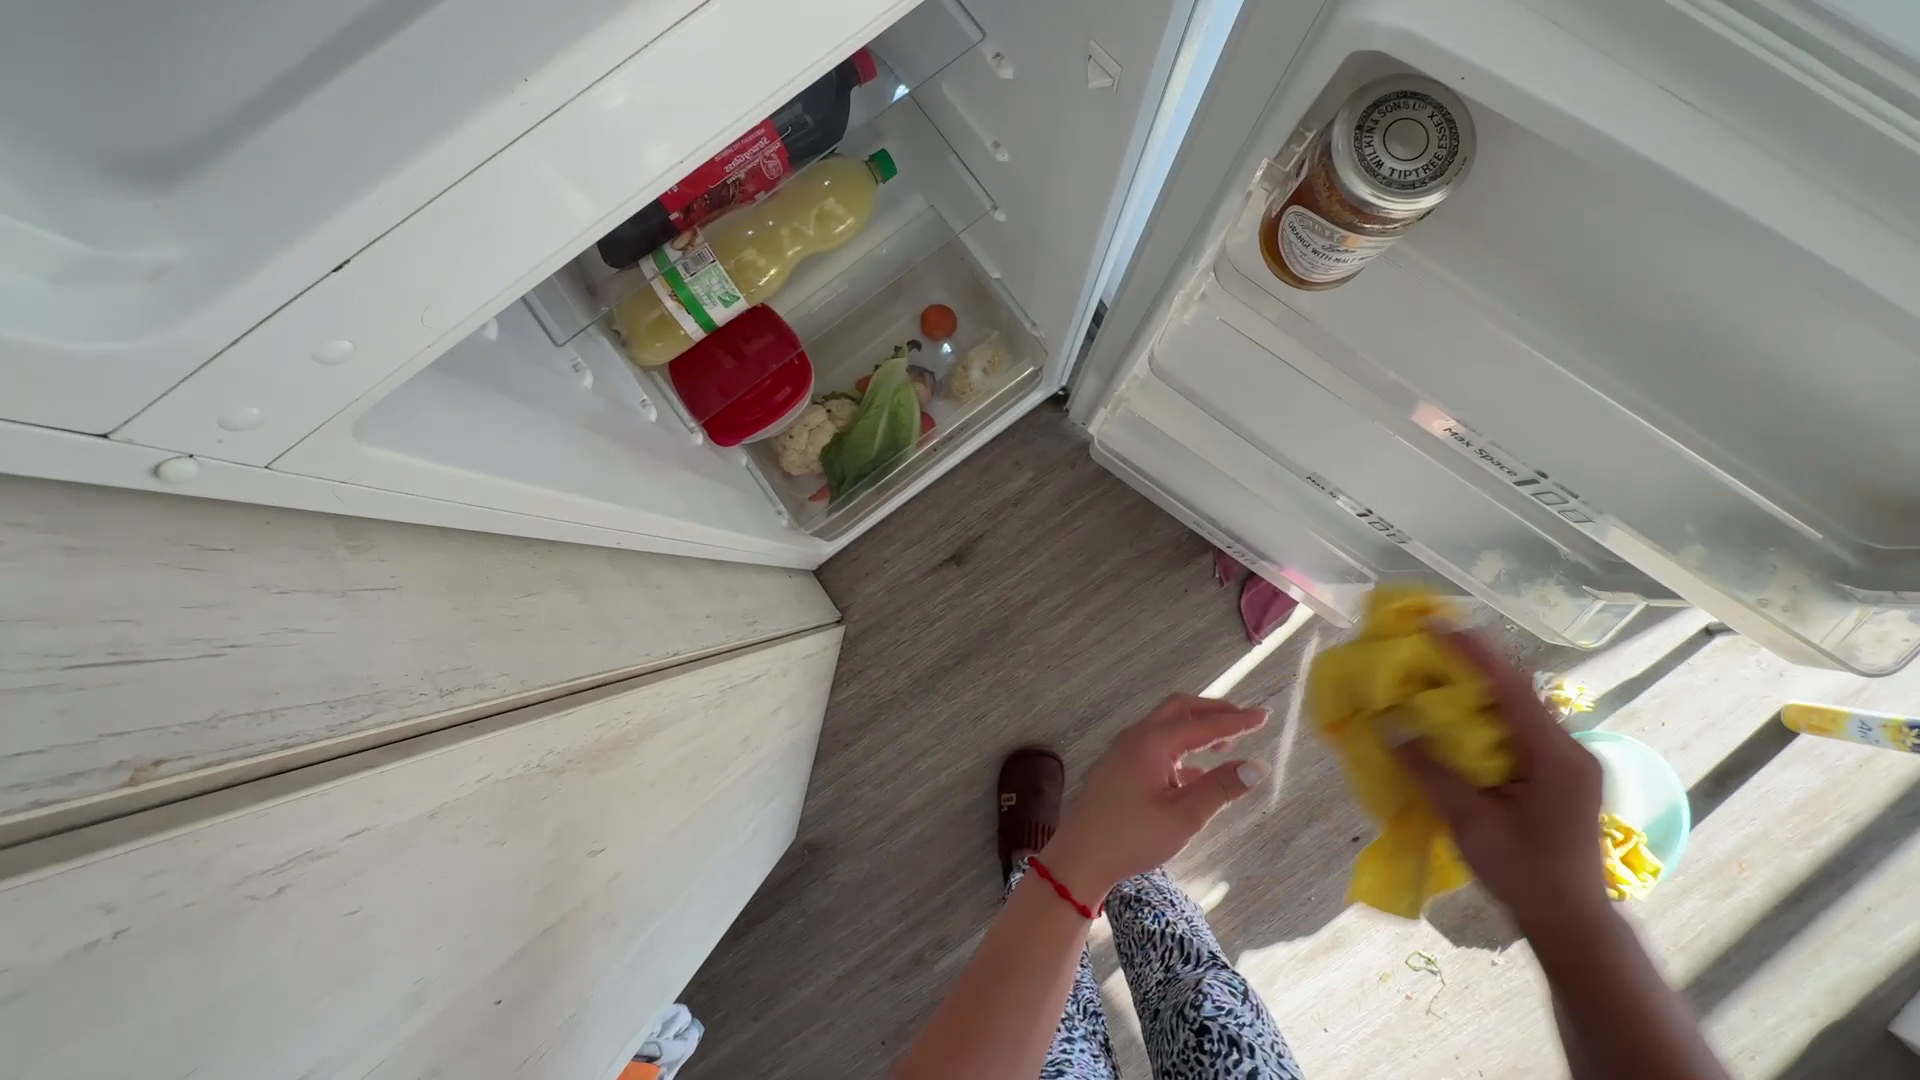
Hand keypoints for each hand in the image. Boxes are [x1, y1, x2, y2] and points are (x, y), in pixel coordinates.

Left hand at [1042, 695, 1269, 898]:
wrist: (1080, 857)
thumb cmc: (1132, 837)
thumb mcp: (1184, 816)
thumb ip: (1221, 788)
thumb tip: (1258, 766)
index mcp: (1152, 742)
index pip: (1203, 724)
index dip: (1236, 721)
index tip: (1265, 716)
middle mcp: (1136, 737)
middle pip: (1179, 710)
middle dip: (1213, 712)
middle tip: (1244, 721)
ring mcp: (1124, 751)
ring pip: (1166, 726)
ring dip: (1196, 729)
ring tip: (1226, 743)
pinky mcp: (1119, 768)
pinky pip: (1156, 746)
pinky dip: (1181, 749)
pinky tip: (1197, 772)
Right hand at [1392, 631, 1608, 933]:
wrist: (1571, 920)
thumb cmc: (1523, 873)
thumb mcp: (1470, 821)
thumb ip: (1431, 770)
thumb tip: (1389, 726)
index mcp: (1556, 757)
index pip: (1512, 689)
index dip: (1473, 653)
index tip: (1436, 624)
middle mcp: (1568, 750)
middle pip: (1518, 690)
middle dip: (1473, 661)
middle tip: (1428, 640)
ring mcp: (1566, 761)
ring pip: (1519, 707)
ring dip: (1478, 684)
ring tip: (1436, 667)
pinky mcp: (1557, 773)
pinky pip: (1517, 727)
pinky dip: (1485, 711)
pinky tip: (1457, 712)